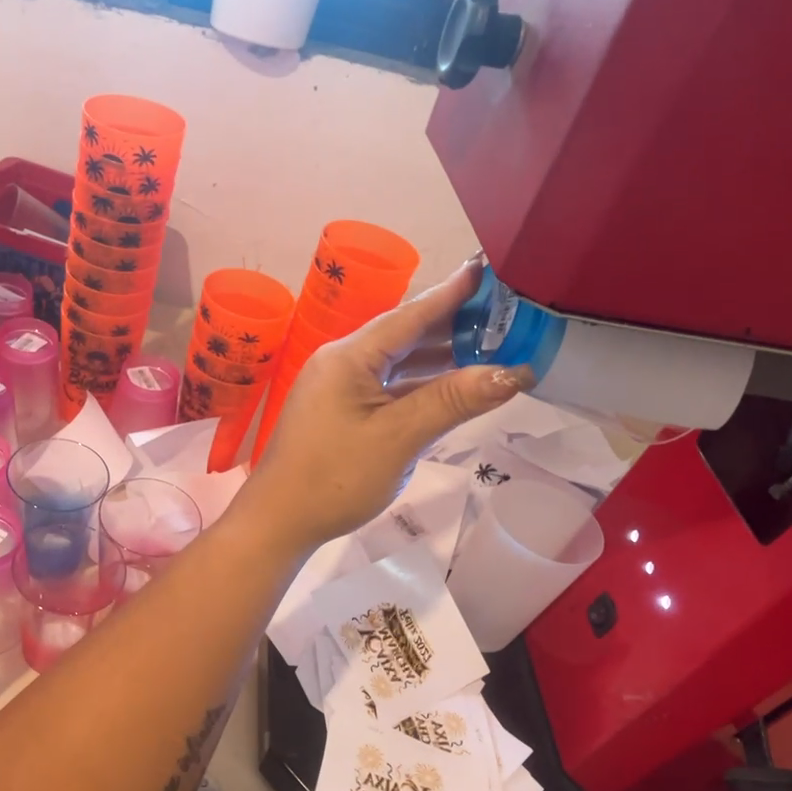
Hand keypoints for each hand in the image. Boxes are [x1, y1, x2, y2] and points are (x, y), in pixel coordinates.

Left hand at [238, 255, 528, 549]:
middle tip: (507, 314)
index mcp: (349, 357)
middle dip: (454, 325)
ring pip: (398, 364)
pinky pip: (388, 388)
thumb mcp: (399, 438)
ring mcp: (338, 389)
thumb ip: (453, 400)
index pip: (410, 314)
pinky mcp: (340, 413)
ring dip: (441, 357)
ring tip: (493, 347)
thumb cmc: (334, 478)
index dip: (452, 293)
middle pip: (405, 335)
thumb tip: (513, 371)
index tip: (489, 268)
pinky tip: (454, 386)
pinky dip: (421, 385)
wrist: (278, 522)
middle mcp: (341, 363)